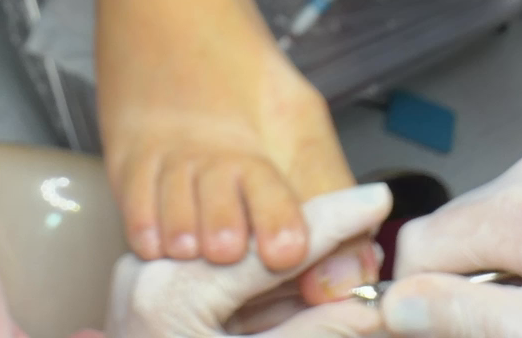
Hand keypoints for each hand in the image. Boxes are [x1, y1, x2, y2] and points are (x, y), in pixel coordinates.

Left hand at [107, 183, 390, 337]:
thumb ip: (315, 332)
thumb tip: (376, 306)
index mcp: (171, 296)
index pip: (269, 247)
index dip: (331, 221)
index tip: (377, 197)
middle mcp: (149, 269)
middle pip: (254, 242)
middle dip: (316, 243)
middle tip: (369, 237)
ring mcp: (143, 270)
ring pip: (240, 251)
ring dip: (292, 263)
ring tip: (338, 274)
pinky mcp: (147, 279)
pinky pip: (217, 268)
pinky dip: (257, 280)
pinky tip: (295, 285)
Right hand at [379, 151, 521, 337]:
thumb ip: (460, 313)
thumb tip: (393, 306)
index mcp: (519, 202)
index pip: (423, 241)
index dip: (417, 293)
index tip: (430, 329)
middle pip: (453, 227)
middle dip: (459, 280)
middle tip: (498, 328)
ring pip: (484, 221)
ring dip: (489, 268)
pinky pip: (520, 213)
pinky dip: (520, 252)